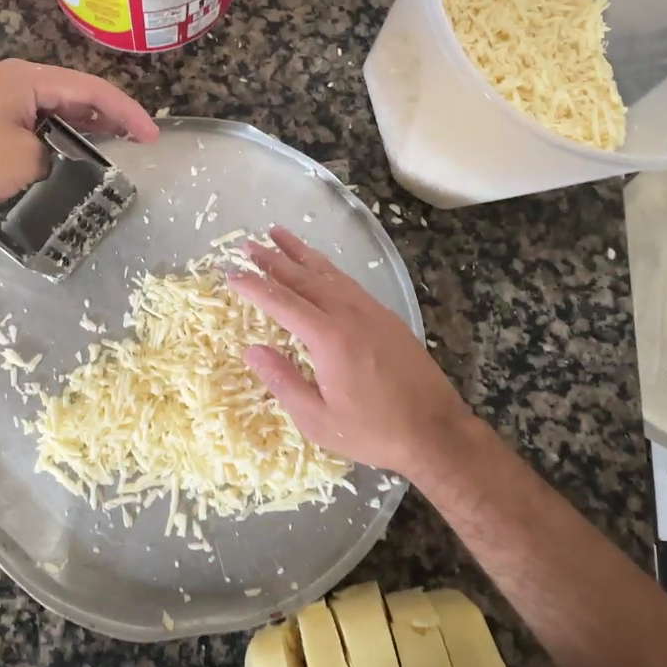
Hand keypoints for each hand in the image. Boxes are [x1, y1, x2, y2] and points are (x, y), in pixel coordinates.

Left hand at [0, 59, 158, 226]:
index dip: (127, 112)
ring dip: (81, 129)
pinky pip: (31, 127)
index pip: (91, 89)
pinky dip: (55, 140)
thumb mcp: (27, 161)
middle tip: (138, 141)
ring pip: (52, 112)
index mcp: (26, 79)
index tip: (152, 135)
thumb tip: (61, 162)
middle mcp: (11, 83)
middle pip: (73, 94)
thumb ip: (59, 156)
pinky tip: (68, 159)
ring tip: (113, 149)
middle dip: (108, 117)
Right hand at [228, 227, 477, 479]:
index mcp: (329, 337)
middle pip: (304, 278)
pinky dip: (327, 268)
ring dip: (300, 253)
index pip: (282, 302)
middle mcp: (349, 314)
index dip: (254, 286)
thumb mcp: (318, 419)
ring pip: (329, 273)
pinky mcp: (386, 317)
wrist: (436, 431)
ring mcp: (371, 312)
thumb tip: (252, 350)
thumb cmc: (373, 431)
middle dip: (273, 259)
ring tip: (279, 234)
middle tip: (248, 244)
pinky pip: (348, 282)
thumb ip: (283, 382)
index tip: (230, 273)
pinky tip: (320, 266)